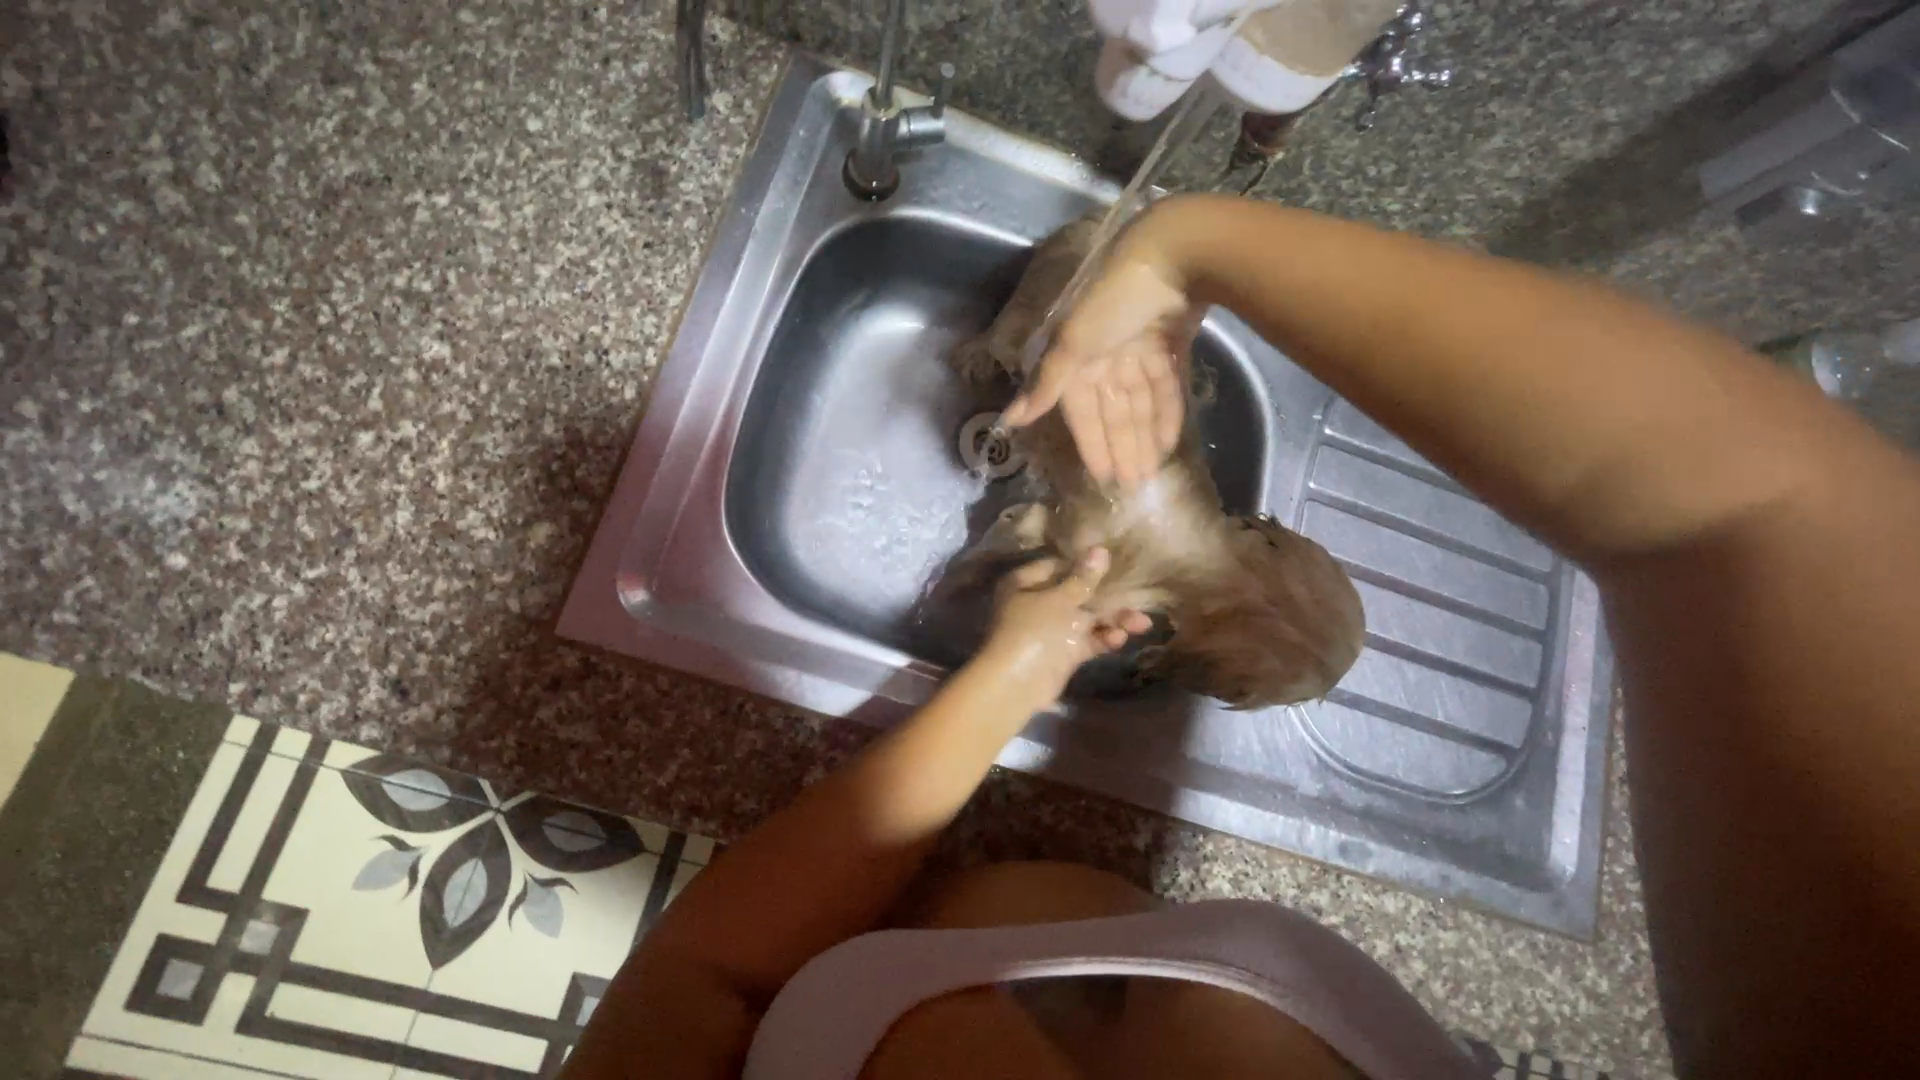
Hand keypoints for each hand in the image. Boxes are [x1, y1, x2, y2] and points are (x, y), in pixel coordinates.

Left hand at [975, 547, 1152, 700]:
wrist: (1017, 683)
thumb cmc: (1034, 630)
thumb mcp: (1060, 600)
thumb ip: (1084, 579)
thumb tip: (1101, 550)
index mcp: (1025, 583)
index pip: (1058, 566)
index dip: (1084, 564)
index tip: (1113, 561)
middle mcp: (1037, 603)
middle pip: (1076, 594)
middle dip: (1107, 597)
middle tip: (1138, 594)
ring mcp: (1050, 629)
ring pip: (1086, 619)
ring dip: (1112, 620)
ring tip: (1143, 622)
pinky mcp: (1062, 653)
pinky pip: (1086, 640)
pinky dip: (1103, 638)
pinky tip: (1121, 638)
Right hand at [998, 238, 1203, 490]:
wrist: (1176, 252)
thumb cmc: (1115, 297)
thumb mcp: (1074, 342)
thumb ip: (1047, 384)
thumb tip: (1009, 419)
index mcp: (1077, 354)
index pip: (1081, 408)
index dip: (1091, 441)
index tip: (1102, 476)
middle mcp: (1105, 354)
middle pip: (1113, 410)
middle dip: (1122, 446)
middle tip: (1132, 485)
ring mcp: (1139, 348)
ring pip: (1140, 403)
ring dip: (1144, 437)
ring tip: (1150, 471)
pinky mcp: (1170, 343)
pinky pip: (1165, 387)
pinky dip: (1166, 413)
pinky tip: (1168, 442)